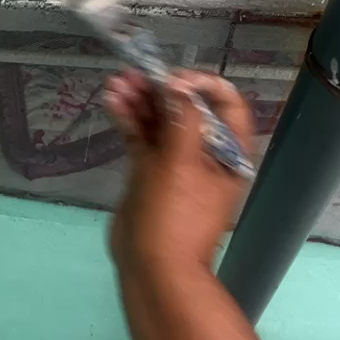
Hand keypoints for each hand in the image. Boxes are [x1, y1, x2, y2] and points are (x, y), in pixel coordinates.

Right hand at [103, 69, 256, 275]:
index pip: (227, 105)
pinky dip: (128, 118)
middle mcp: (204, 154)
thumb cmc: (175, 214)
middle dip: (160, 89)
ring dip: (139, 100)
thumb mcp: (181, 163)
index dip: (202, 85)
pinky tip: (112, 101)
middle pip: (186, 109)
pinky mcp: (148, 170)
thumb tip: (177, 84)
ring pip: (159, 121)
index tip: (172, 79)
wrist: (153, 265)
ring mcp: (174, 162)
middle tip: (133, 74)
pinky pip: (140, 136)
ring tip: (116, 83)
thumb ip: (182, 119)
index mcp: (227, 153)